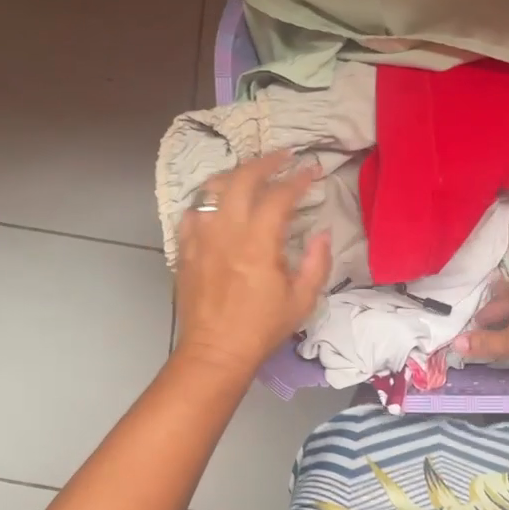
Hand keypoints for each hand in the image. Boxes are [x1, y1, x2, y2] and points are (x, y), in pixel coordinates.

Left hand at [173, 153, 330, 375]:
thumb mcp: (302, 300)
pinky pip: (193, 210)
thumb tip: (323, 234)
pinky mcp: (185, 248)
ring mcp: (201, 236)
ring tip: (252, 173)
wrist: (215, 352)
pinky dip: (209, 199)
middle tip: (284, 157)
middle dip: (266, 162)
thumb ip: (316, 262)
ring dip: (235, 174)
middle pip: (243, 178)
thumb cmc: (262, 328)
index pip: (280, 195)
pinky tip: (220, 203)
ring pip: (213, 188)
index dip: (299, 179)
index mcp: (258, 242)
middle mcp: (227, 231)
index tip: (314, 171)